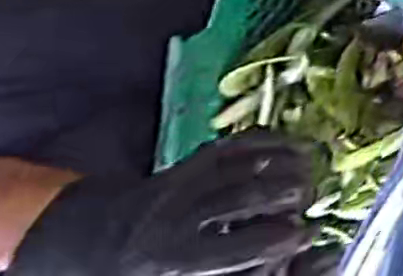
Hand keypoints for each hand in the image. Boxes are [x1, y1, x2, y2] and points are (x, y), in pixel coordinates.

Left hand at [9, 133, 314, 275]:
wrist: (91, 239)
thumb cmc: (143, 270)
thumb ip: (227, 266)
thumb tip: (289, 257)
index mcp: (166, 260)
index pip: (236, 248)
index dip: (281, 240)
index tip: (310, 234)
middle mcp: (173, 218)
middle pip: (248, 197)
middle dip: (291, 195)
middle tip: (311, 199)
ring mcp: (185, 180)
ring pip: (253, 164)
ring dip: (292, 165)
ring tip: (311, 173)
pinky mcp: (197, 156)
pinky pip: (247, 141)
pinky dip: (280, 141)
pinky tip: (299, 148)